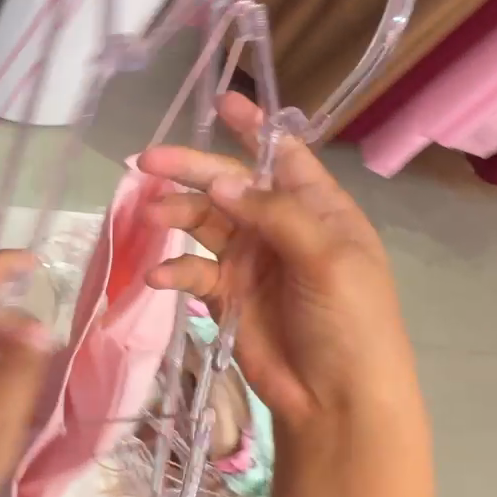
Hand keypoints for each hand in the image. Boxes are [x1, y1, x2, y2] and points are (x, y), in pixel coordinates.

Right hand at [138, 92, 419, 431]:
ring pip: (203, 223)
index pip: (283, 157)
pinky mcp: (223, 295)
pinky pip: (190, 271)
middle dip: (191, 171)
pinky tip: (158, 277)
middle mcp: (278, 228)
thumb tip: (222, 179)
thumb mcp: (327, 259)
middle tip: (147, 161)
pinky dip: (171, 270)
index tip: (222, 102)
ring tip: (151, 216)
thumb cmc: (350, 320)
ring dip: (176, 216)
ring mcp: (248, 261)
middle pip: (229, 187)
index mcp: (317, 210)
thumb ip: (274, 215)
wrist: (334, 394)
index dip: (254, 129)